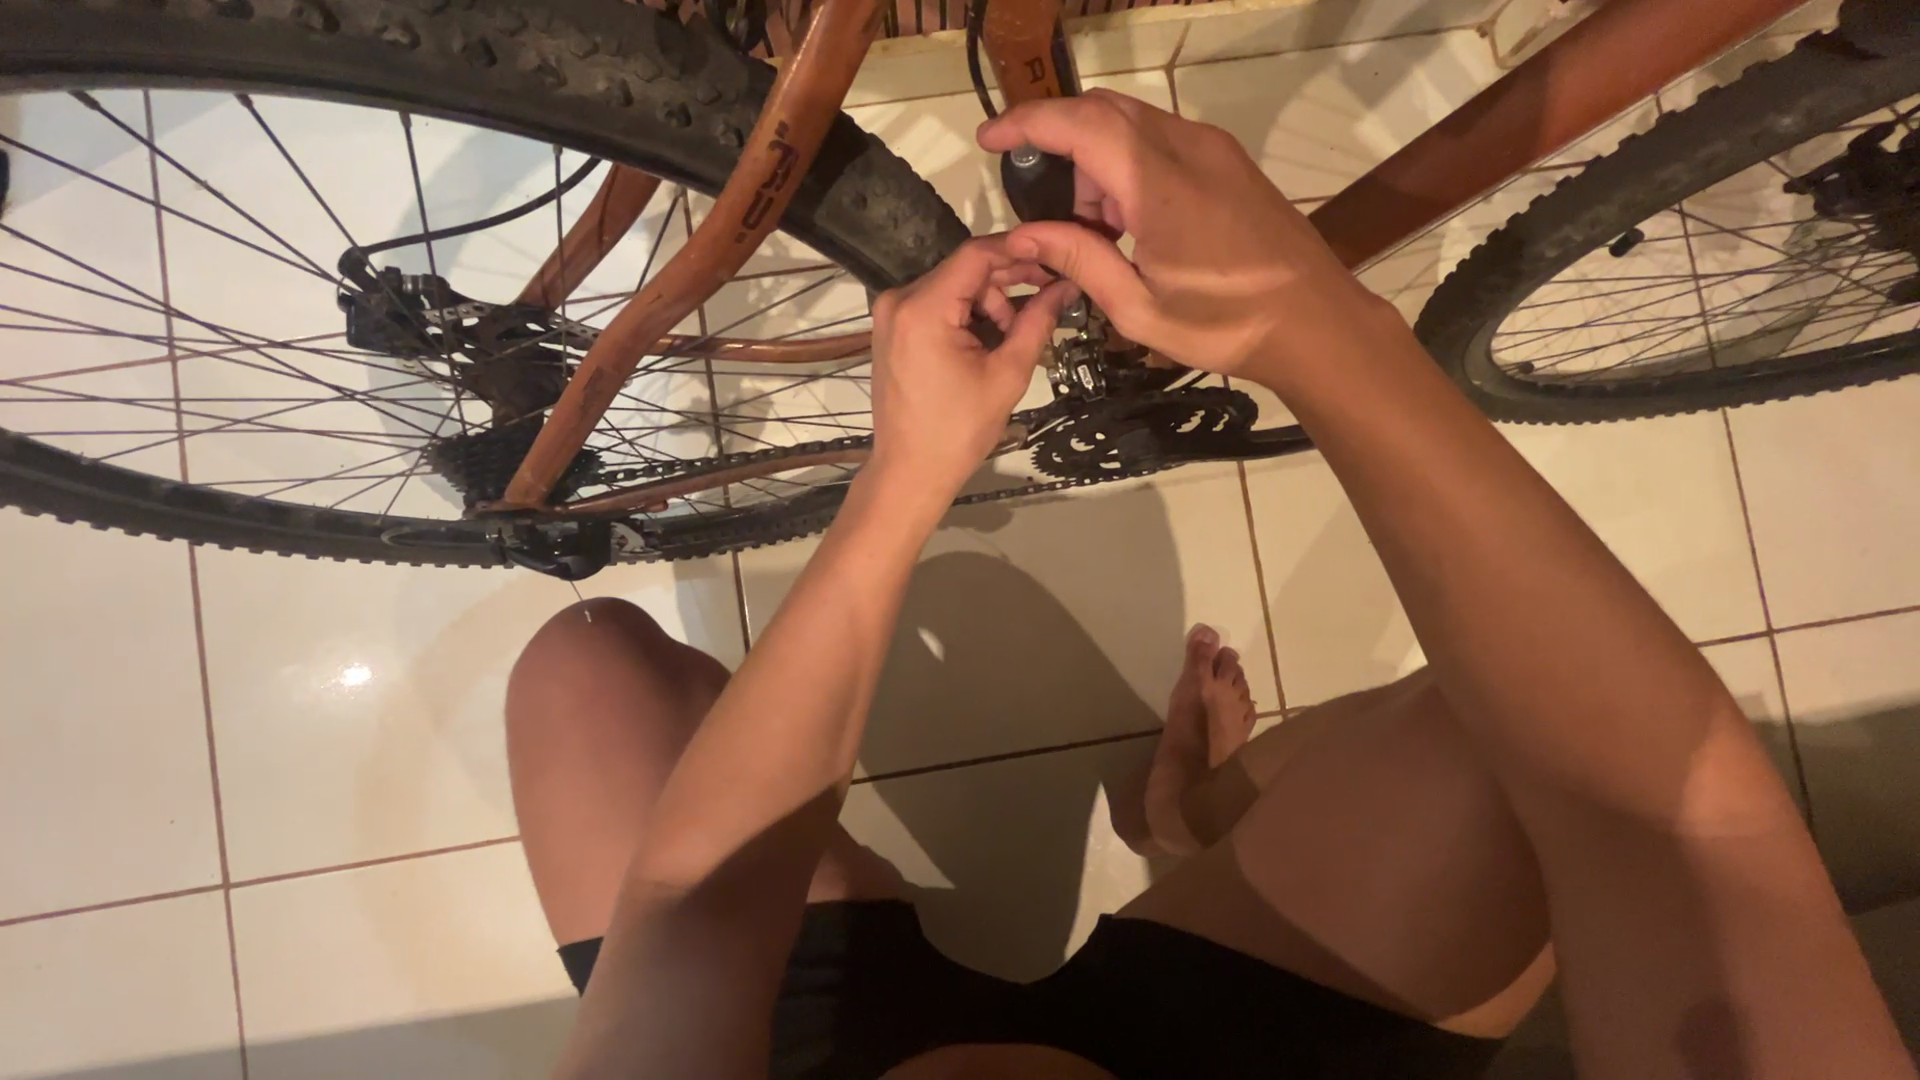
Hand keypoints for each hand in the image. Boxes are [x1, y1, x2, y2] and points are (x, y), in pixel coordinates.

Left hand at [866, 236, 1076, 502]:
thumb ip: (1037, 323)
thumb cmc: (959, 431)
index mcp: (923, 308)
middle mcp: (898, 300)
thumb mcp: (1007, 375)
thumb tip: (1066, 286)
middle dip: (1007, 284)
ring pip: (952, 287)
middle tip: (1044, 305)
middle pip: (964, 270)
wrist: (910, 471)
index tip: (1055, 261)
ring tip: (1013, 338)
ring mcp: (891, 315)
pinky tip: (989, 342)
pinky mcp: (892, 330)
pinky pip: (936, 306)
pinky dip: (966, 316)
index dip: (1020, 252)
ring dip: (988, 304)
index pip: (977, 254)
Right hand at [977, 90, 1389, 379]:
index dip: (1028, 123)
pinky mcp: (1227, 162)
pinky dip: (1127, 169)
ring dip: (1096, 164)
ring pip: (1132, 126)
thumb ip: (1079, 261)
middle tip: (1040, 203)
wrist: (1313, 322)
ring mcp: (1213, 149)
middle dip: (1060, 144)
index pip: (1082, 125)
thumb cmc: (1222, 325)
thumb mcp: (1138, 308)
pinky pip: (1160, 143)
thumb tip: (1020, 235)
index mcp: (1160, 184)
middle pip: (1105, 112)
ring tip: (1092, 232)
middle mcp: (1187, 147)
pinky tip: (1127, 223)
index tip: (989, 138)